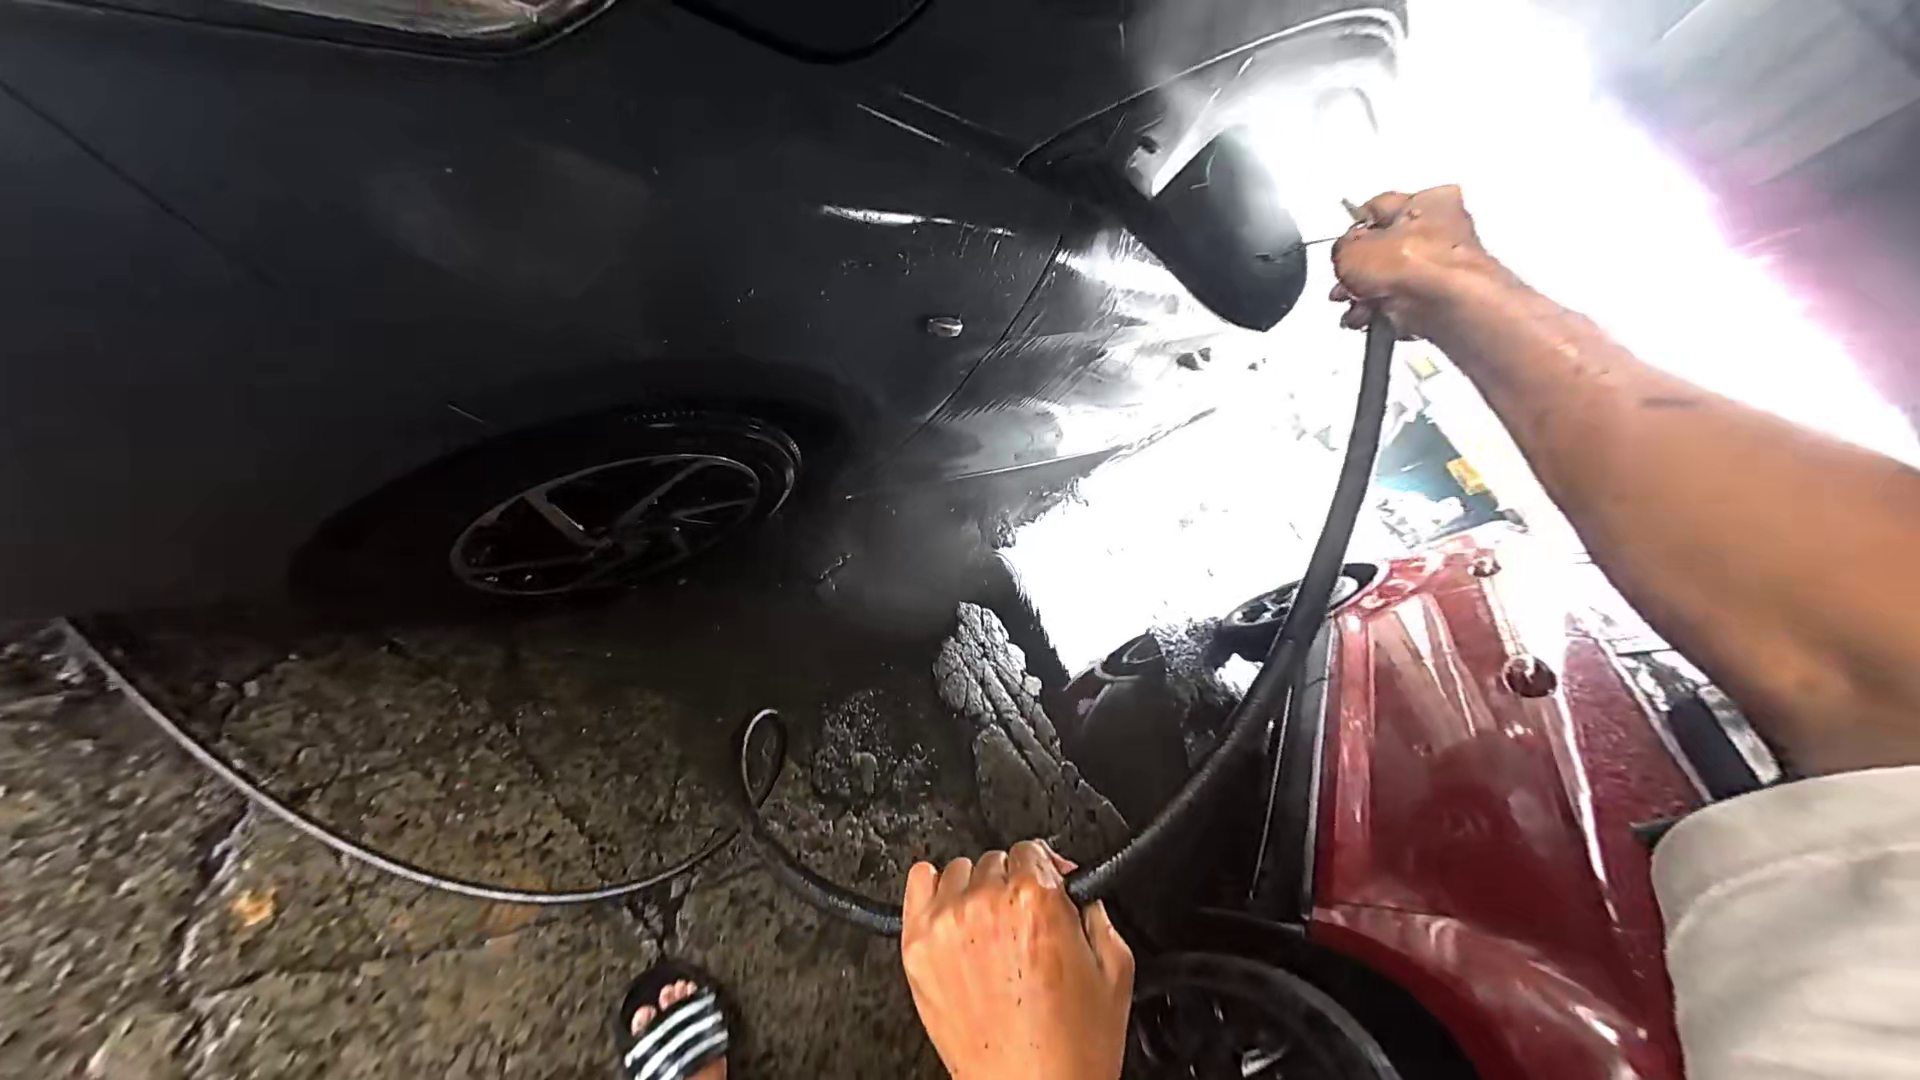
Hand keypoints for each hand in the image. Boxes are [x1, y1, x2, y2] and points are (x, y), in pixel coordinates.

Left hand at [901, 840, 1133, 1079]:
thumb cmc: (1069, 1048)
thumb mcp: (1114, 969)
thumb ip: (1094, 908)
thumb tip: (1073, 881)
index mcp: (1036, 897)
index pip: (1032, 849)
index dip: (1045, 871)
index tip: (1047, 890)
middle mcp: (987, 901)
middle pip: (997, 860)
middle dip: (1013, 886)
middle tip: (1022, 926)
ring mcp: (947, 921)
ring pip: (960, 871)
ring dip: (976, 892)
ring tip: (989, 932)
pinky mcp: (918, 945)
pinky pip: (918, 882)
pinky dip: (933, 891)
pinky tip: (951, 915)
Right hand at [1330, 185, 1503, 338]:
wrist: (1440, 302)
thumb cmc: (1408, 263)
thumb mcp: (1351, 247)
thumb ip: (1340, 247)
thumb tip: (1343, 255)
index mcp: (1427, 201)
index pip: (1379, 207)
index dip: (1353, 228)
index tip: (1340, 245)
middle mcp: (1440, 228)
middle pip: (1381, 250)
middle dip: (1356, 272)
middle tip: (1342, 284)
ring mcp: (1440, 264)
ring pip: (1385, 280)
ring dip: (1362, 295)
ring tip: (1353, 306)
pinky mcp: (1437, 296)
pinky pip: (1397, 302)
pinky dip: (1379, 311)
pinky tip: (1368, 317)